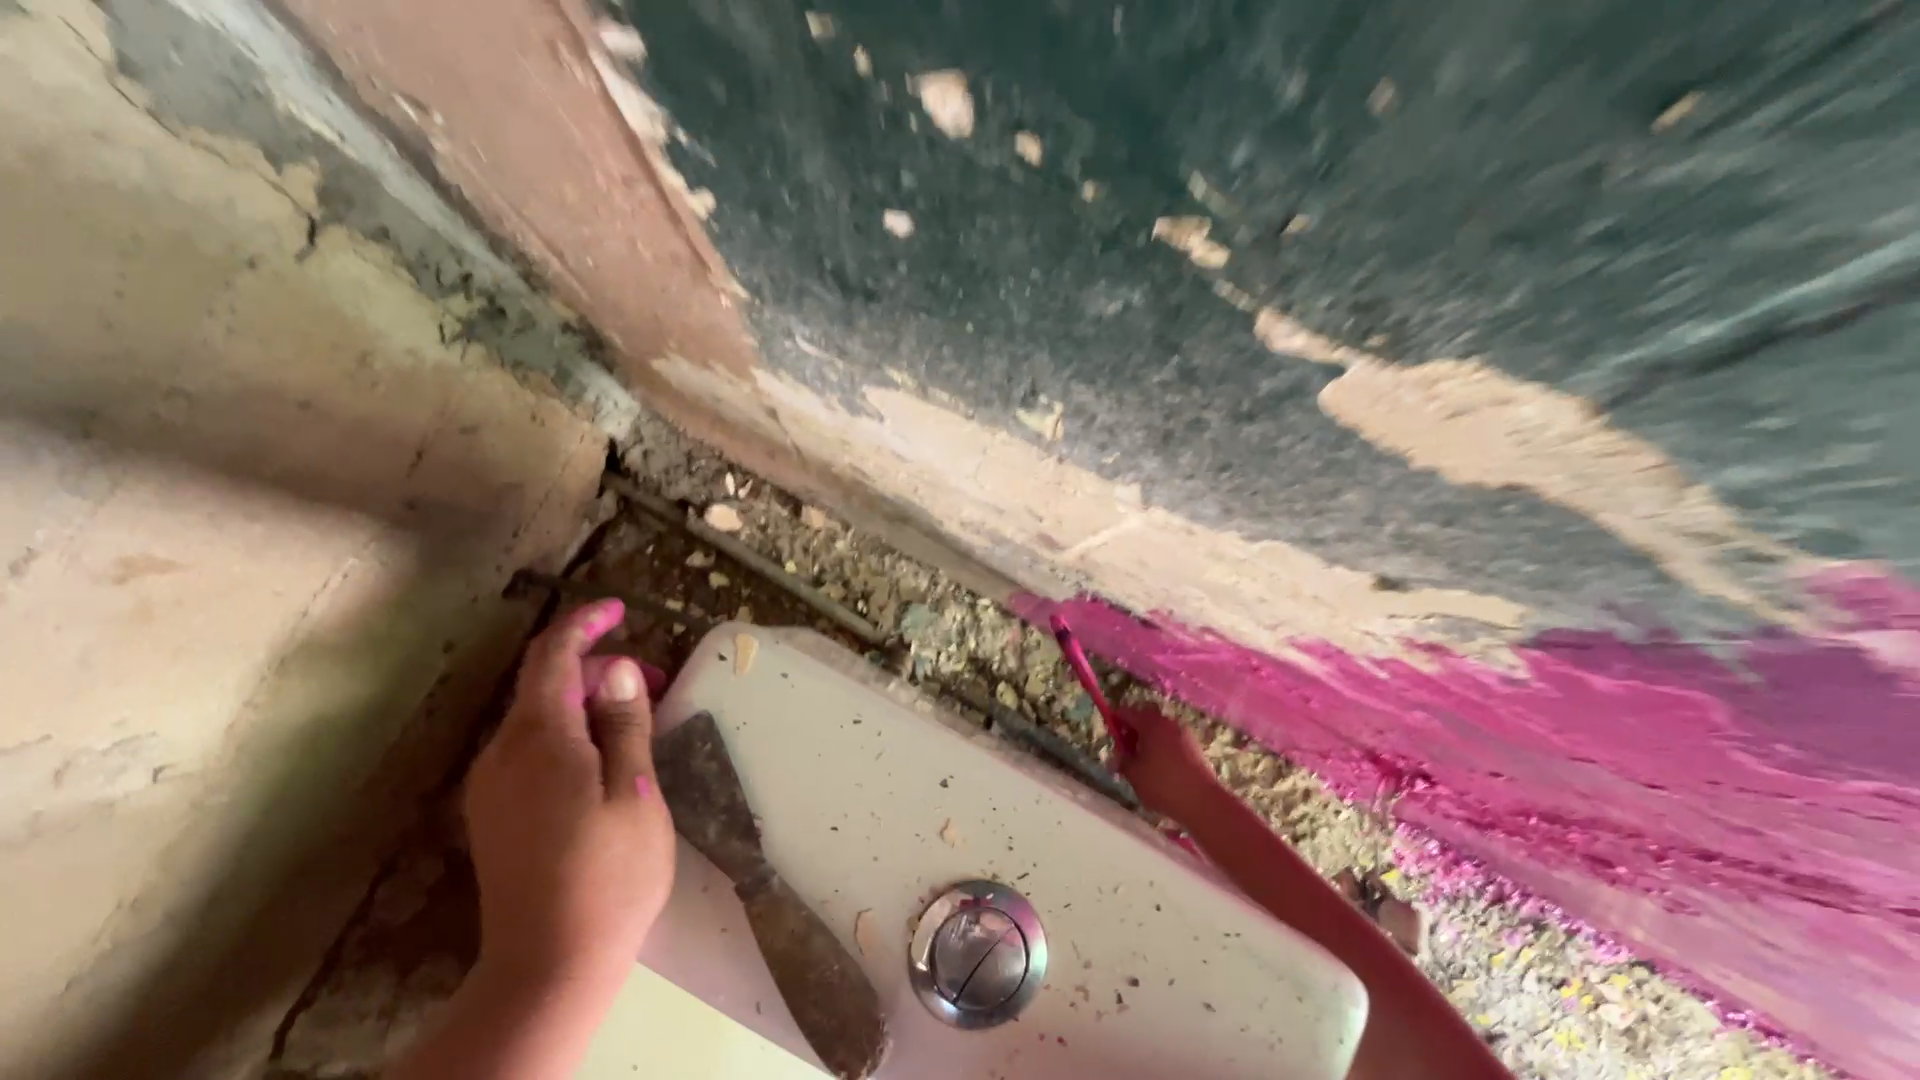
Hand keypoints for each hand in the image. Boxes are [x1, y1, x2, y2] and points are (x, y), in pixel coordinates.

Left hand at [463, 599, 675, 991]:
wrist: (549, 965)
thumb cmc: (609, 874)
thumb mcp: (636, 792)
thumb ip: (625, 724)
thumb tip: (617, 668)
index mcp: (540, 741)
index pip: (552, 658)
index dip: (584, 625)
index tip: (620, 610)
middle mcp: (502, 754)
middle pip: (543, 685)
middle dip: (596, 669)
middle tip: (655, 686)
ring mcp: (491, 787)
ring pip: (537, 719)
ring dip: (584, 704)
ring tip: (637, 724)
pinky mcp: (492, 815)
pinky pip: (529, 751)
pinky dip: (567, 735)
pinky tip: (603, 762)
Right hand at [1112, 703, 1216, 820]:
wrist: (1202, 801)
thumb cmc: (1162, 785)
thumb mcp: (1134, 775)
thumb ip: (1122, 762)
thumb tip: (1115, 758)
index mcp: (1150, 724)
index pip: (1127, 712)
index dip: (1116, 721)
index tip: (1112, 737)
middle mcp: (1168, 723)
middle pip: (1146, 716)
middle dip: (1134, 729)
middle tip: (1128, 751)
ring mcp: (1184, 733)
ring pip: (1160, 729)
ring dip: (1150, 739)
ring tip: (1144, 763)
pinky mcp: (1195, 747)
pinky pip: (1172, 740)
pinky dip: (1163, 747)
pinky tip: (1162, 769)